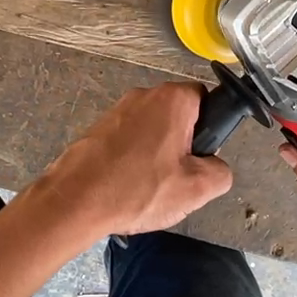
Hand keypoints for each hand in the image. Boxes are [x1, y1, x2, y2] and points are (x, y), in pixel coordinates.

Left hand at [34, 83, 232, 238]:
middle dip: (183, 143)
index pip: (207, 98)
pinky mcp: (100, 127)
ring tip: (150, 187)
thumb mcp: (195, 189)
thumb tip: (216, 167)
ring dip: (157, 153)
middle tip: (178, 177)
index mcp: (173, 99)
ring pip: (153, 129)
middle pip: (179, 114)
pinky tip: (128, 186)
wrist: (75, 200)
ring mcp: (118, 110)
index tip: (201, 154)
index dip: (209, 127)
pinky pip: (130, 139)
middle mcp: (145, 95)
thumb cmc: (136, 189)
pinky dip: (133, 158)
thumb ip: (220, 172)